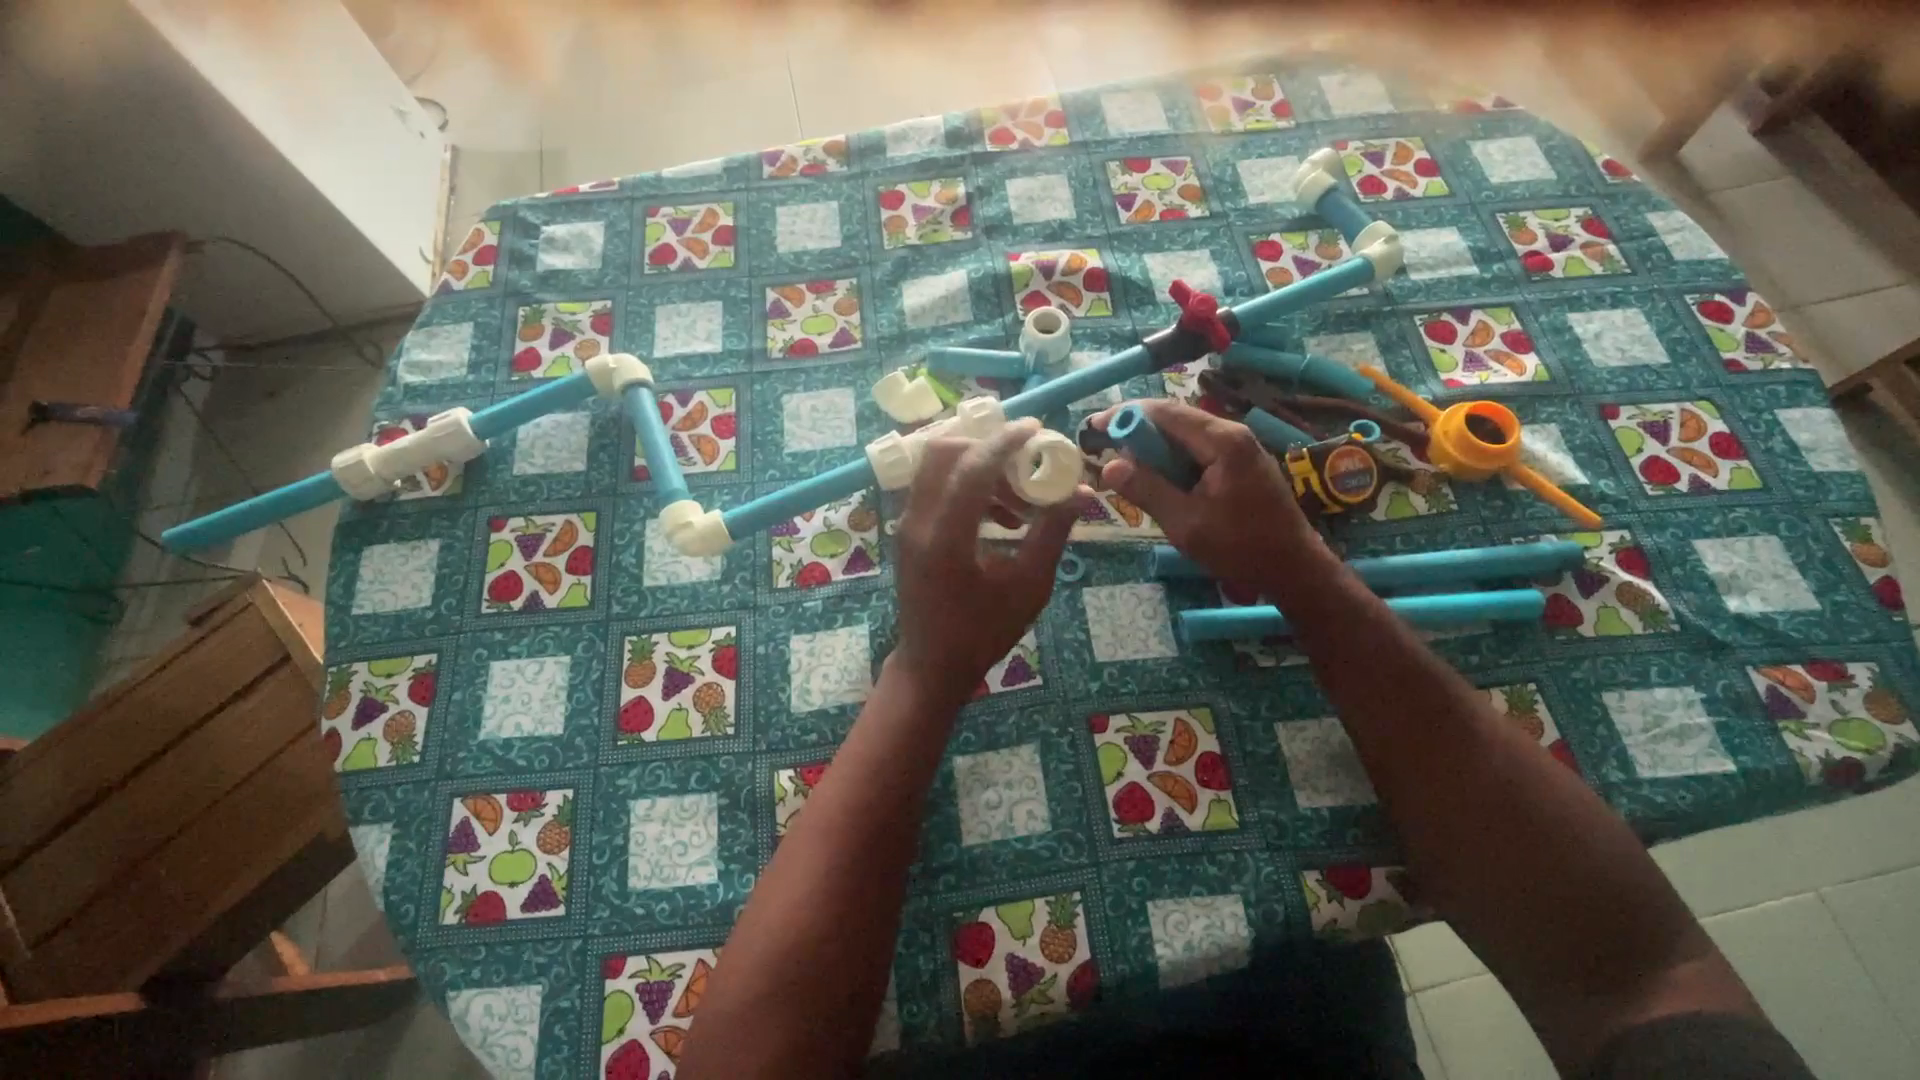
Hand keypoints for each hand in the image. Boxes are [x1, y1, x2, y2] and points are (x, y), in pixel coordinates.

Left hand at [891, 419, 1078, 701]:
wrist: (932, 665)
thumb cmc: (983, 633)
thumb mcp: (1028, 586)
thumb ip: (1051, 533)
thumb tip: (1081, 493)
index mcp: (945, 538)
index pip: (971, 468)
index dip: (1005, 442)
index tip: (1035, 429)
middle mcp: (917, 522)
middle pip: (942, 452)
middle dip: (986, 445)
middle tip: (1025, 460)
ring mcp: (907, 525)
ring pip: (935, 466)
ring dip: (978, 466)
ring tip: (1021, 498)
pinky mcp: (909, 531)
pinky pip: (934, 487)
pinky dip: (966, 485)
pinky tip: (1003, 516)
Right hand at [1093, 399, 1323, 590]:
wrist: (1294, 567)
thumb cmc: (1241, 547)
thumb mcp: (1185, 523)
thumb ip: (1147, 490)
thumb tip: (1109, 466)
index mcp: (1222, 441)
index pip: (1164, 412)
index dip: (1125, 416)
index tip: (1093, 427)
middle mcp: (1232, 434)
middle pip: (1174, 419)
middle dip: (1136, 433)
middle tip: (1103, 451)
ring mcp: (1239, 447)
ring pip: (1184, 435)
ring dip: (1153, 449)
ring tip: (1125, 470)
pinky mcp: (1240, 464)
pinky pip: (1197, 451)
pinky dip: (1172, 461)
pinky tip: (1157, 481)